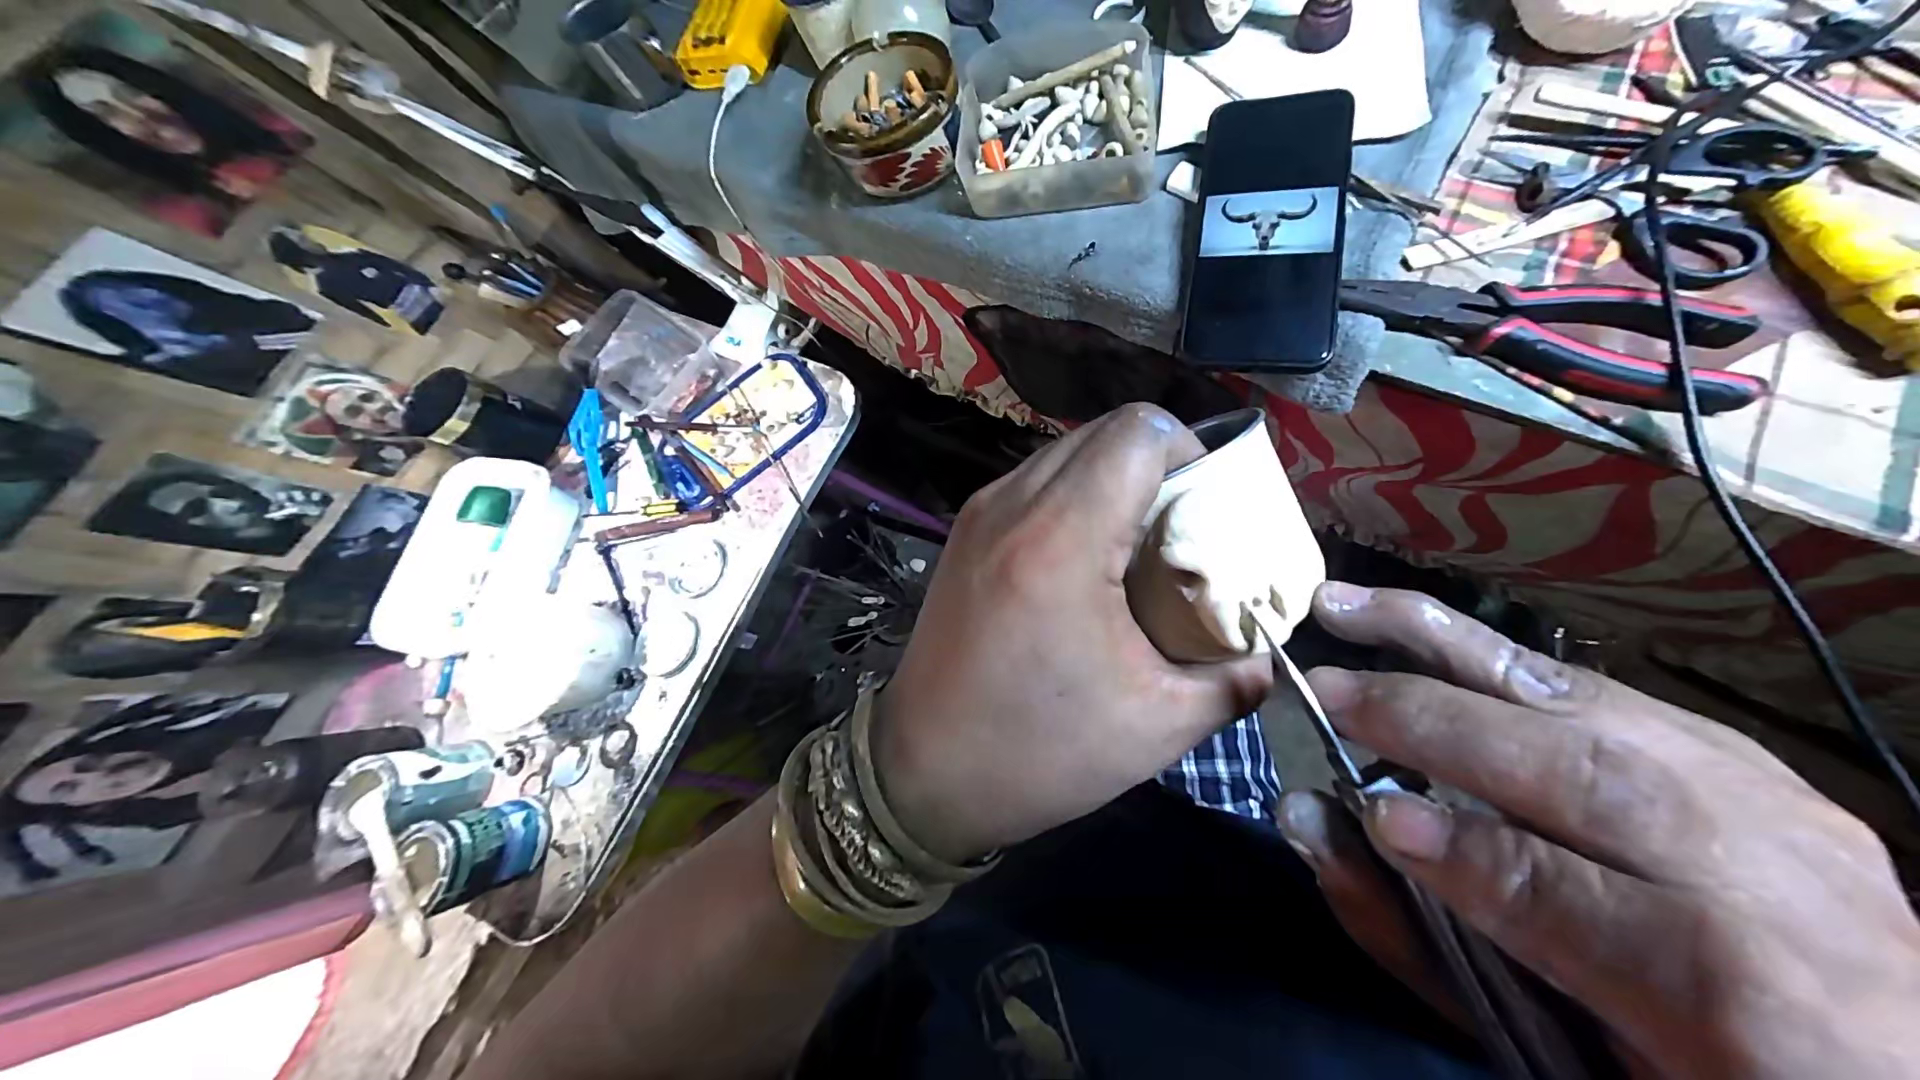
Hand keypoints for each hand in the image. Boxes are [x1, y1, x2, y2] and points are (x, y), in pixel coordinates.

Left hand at [872, 404, 1272, 863]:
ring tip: (1139, 547)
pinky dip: (1075, 498)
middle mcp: (1012, 504)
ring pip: (1067, 453)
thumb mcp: (1157, 725)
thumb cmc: (1037, 751)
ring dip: (1114, 481)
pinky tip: (1089, 560)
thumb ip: (1234, 677)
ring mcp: (980, 512)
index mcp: (1060, 537)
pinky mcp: (964, 532)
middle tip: (1185, 529)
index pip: (1140, 432)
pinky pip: (1036, 483)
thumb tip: (1264, 648)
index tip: (1211, 507)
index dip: (1192, 452)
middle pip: (1105, 432)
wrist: (923, 772)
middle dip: (1159, 464)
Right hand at [1278, 583, 1919, 1078]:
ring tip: (1342, 605)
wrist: (1897, 1064)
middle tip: (1318, 686)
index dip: (1458, 848)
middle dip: (1429, 719)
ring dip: (1444, 641)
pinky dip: (1494, 658)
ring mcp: (1764, 796)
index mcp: (1725, 993)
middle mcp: (1764, 873)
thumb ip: (1416, 931)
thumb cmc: (1672, 1060)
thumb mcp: (1543, 1040)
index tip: (1365, 811)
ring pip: (1587, 698)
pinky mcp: (1743, 754)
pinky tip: (1427, 635)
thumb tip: (1309, 820)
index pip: (1564, 896)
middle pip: (1580, 771)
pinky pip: (1599, 691)